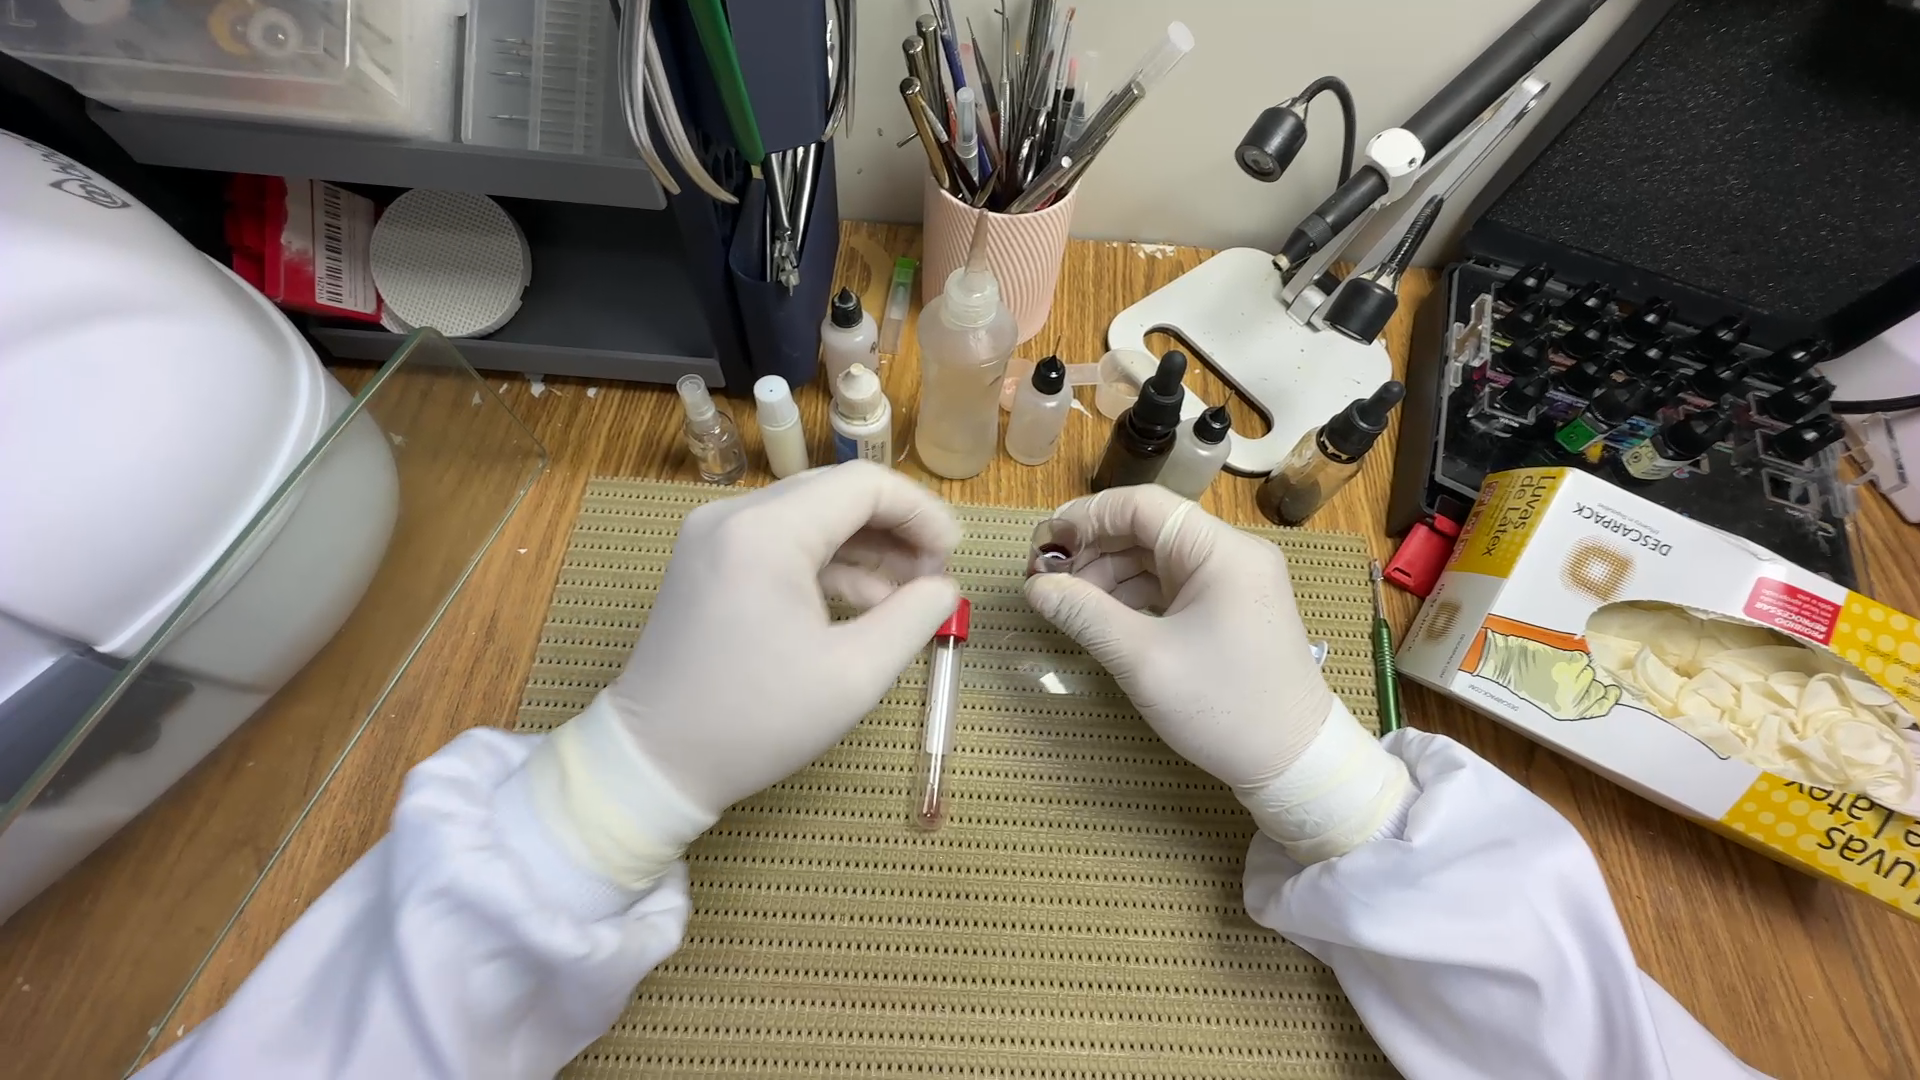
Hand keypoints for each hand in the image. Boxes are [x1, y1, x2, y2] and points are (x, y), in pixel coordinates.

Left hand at [525, 463, 960, 888]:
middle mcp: (735, 515)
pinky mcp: (710, 558)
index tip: (955, 551)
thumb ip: (913, 618)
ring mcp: (716, 534)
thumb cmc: (755, 722)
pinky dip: (829, 561)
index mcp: (766, 533)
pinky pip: (784, 540)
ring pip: (812, 515)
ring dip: (866, 545)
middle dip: (896, 527)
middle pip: (837, 493)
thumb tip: (944, 587)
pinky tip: (865, 600)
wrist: (653, 762)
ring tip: (909, 592)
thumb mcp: (854, 675)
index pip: (863, 486)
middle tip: (936, 573)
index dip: (920, 512)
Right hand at [1022, 484, 1334, 788]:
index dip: (1086, 517)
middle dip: (1092, 549)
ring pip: (1154, 556)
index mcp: (1221, 551)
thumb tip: (1034, 586)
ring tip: (1070, 605)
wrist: (1294, 764)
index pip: (1142, 505)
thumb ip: (1084, 614)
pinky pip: (1169, 583)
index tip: (1043, 546)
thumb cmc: (1222, 708)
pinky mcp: (1226, 606)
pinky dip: (1131, 594)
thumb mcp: (1143, 661)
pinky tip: (1103, 617)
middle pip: (1146, 527)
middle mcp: (1230, 553)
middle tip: (1047, 580)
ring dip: (1107, 574)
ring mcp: (1231, 580)